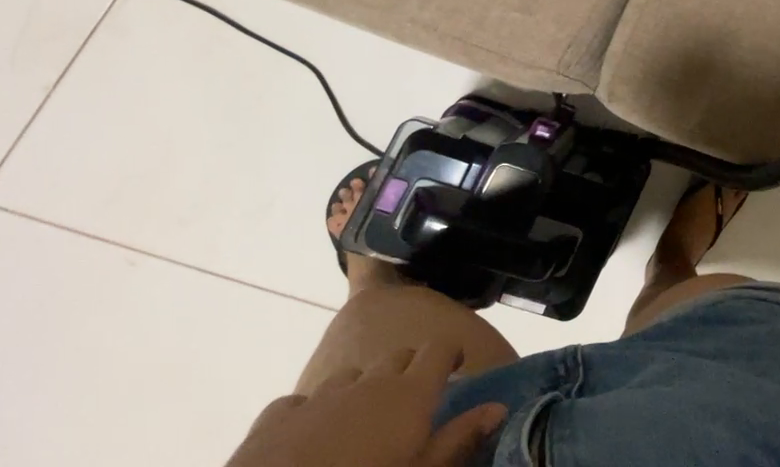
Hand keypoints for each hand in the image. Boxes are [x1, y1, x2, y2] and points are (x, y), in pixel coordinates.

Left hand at [226, 343, 505, 466]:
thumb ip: (458, 439)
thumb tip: (498, 407)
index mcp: (410, 394)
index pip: (440, 348)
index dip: (450, 354)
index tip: (456, 369)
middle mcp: (369, 383)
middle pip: (399, 355)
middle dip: (408, 370)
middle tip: (410, 404)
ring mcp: (318, 398)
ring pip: (350, 375)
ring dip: (360, 389)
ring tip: (358, 422)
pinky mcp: (272, 421)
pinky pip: (297, 401)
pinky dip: (309, 411)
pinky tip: (306, 436)